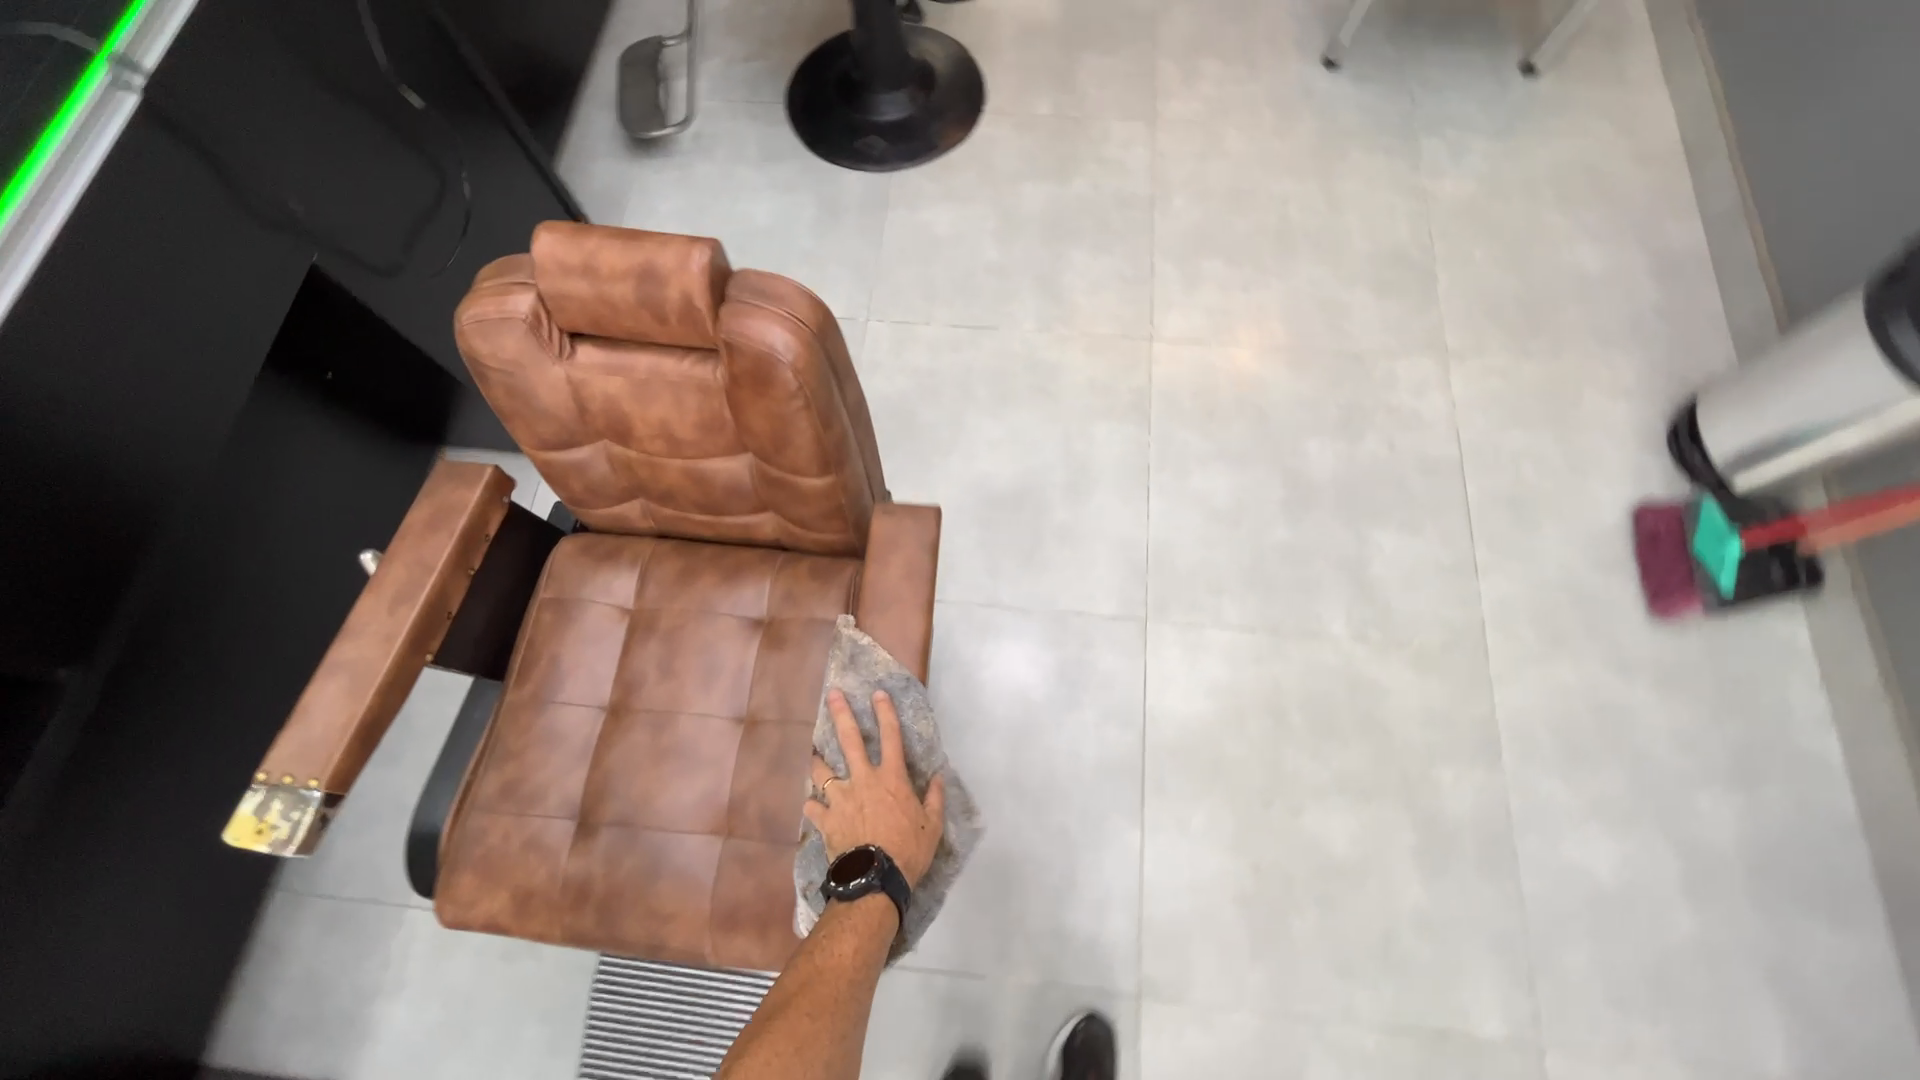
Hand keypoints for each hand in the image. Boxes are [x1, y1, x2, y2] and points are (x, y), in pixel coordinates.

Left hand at [807, 688, 945, 888]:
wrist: (875, 880)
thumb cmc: (908, 851)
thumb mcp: (932, 826)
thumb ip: (935, 798)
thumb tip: (938, 776)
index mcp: (891, 778)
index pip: (891, 736)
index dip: (885, 712)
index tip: (877, 693)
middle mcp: (863, 780)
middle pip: (850, 740)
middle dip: (841, 714)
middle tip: (832, 695)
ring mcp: (841, 798)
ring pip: (822, 770)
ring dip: (816, 760)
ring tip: (813, 754)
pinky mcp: (826, 819)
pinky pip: (813, 807)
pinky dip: (812, 805)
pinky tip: (811, 805)